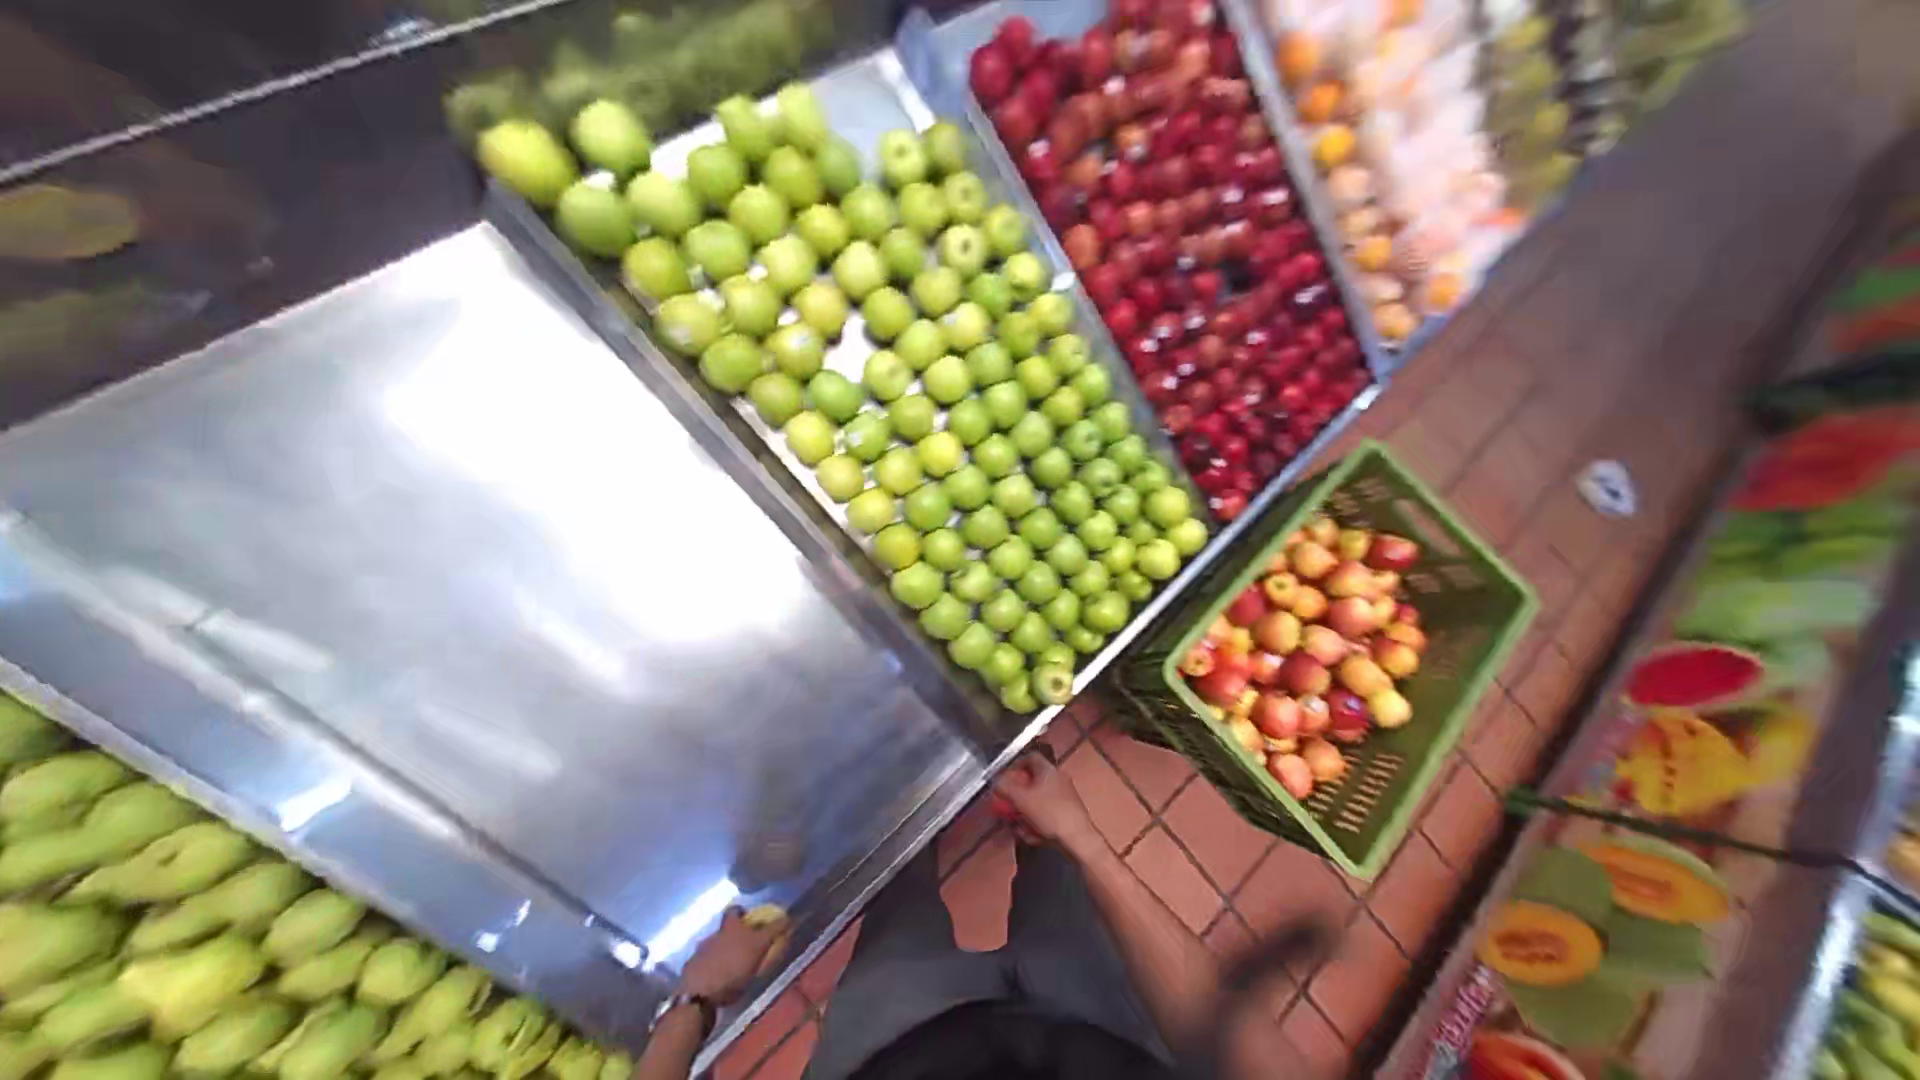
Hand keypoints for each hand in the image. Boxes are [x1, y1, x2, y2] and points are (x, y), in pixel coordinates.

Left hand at [680, 908, 785, 1004]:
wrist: (698, 997)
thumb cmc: (733, 972)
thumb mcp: (759, 951)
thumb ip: (774, 932)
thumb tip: (790, 918)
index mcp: (730, 927)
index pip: (736, 910)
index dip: (743, 912)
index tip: (750, 918)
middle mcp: (713, 934)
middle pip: (724, 926)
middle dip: (732, 930)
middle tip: (743, 942)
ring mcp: (699, 952)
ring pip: (712, 944)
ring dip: (721, 949)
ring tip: (729, 964)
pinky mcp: (690, 968)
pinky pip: (702, 962)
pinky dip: (709, 967)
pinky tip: (714, 978)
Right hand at [993, 752, 1101, 856]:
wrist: (1078, 838)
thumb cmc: (1049, 813)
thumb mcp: (1021, 799)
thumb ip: (1004, 787)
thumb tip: (995, 782)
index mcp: (1048, 769)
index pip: (1030, 758)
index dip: (1015, 766)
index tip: (1005, 778)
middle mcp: (1059, 778)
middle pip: (1033, 782)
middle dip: (1018, 796)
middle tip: (1009, 806)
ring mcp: (1066, 796)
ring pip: (1039, 800)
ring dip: (1026, 812)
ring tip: (1019, 827)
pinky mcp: (1069, 812)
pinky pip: (1048, 813)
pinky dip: (1038, 822)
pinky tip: (1033, 835)